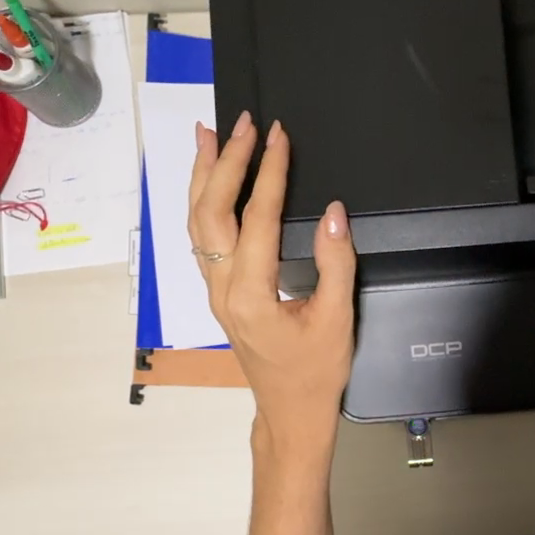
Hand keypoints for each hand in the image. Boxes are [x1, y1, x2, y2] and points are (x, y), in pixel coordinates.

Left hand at [189, 112, 357, 456]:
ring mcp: (215, 291)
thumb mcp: (337, 320)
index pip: (256, 219)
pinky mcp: (219, 294)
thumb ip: (336, 264)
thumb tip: (334, 212)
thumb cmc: (317, 372)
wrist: (290, 412)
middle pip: (211, 212)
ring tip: (208, 135)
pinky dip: (203, 202)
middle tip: (241, 122)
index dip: (269, 174)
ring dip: (202, 176)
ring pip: (197, 223)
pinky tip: (210, 183)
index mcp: (252, 294)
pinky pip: (202, 238)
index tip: (279, 137)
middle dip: (225, 162)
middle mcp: (222, 288)